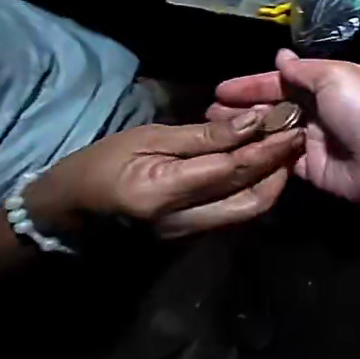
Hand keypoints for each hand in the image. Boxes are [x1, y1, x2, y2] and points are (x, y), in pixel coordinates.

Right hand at [25, 111, 304, 238]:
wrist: (65, 215)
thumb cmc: (97, 165)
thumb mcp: (146, 138)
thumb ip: (202, 136)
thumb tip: (252, 122)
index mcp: (164, 193)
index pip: (233, 170)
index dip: (268, 146)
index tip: (291, 122)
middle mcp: (185, 221)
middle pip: (253, 198)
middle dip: (279, 165)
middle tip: (295, 133)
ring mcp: (193, 234)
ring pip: (251, 208)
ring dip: (273, 176)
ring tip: (284, 143)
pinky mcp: (197, 236)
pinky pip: (238, 212)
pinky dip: (257, 187)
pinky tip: (262, 162)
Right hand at [211, 50, 359, 201]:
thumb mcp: (334, 76)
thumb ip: (302, 71)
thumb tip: (280, 56)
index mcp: (326, 84)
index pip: (281, 82)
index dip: (251, 85)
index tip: (218, 90)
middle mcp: (318, 111)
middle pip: (273, 109)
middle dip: (242, 110)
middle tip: (207, 115)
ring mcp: (315, 142)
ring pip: (273, 135)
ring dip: (246, 133)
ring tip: (212, 134)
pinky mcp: (313, 169)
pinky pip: (281, 162)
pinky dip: (261, 157)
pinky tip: (233, 156)